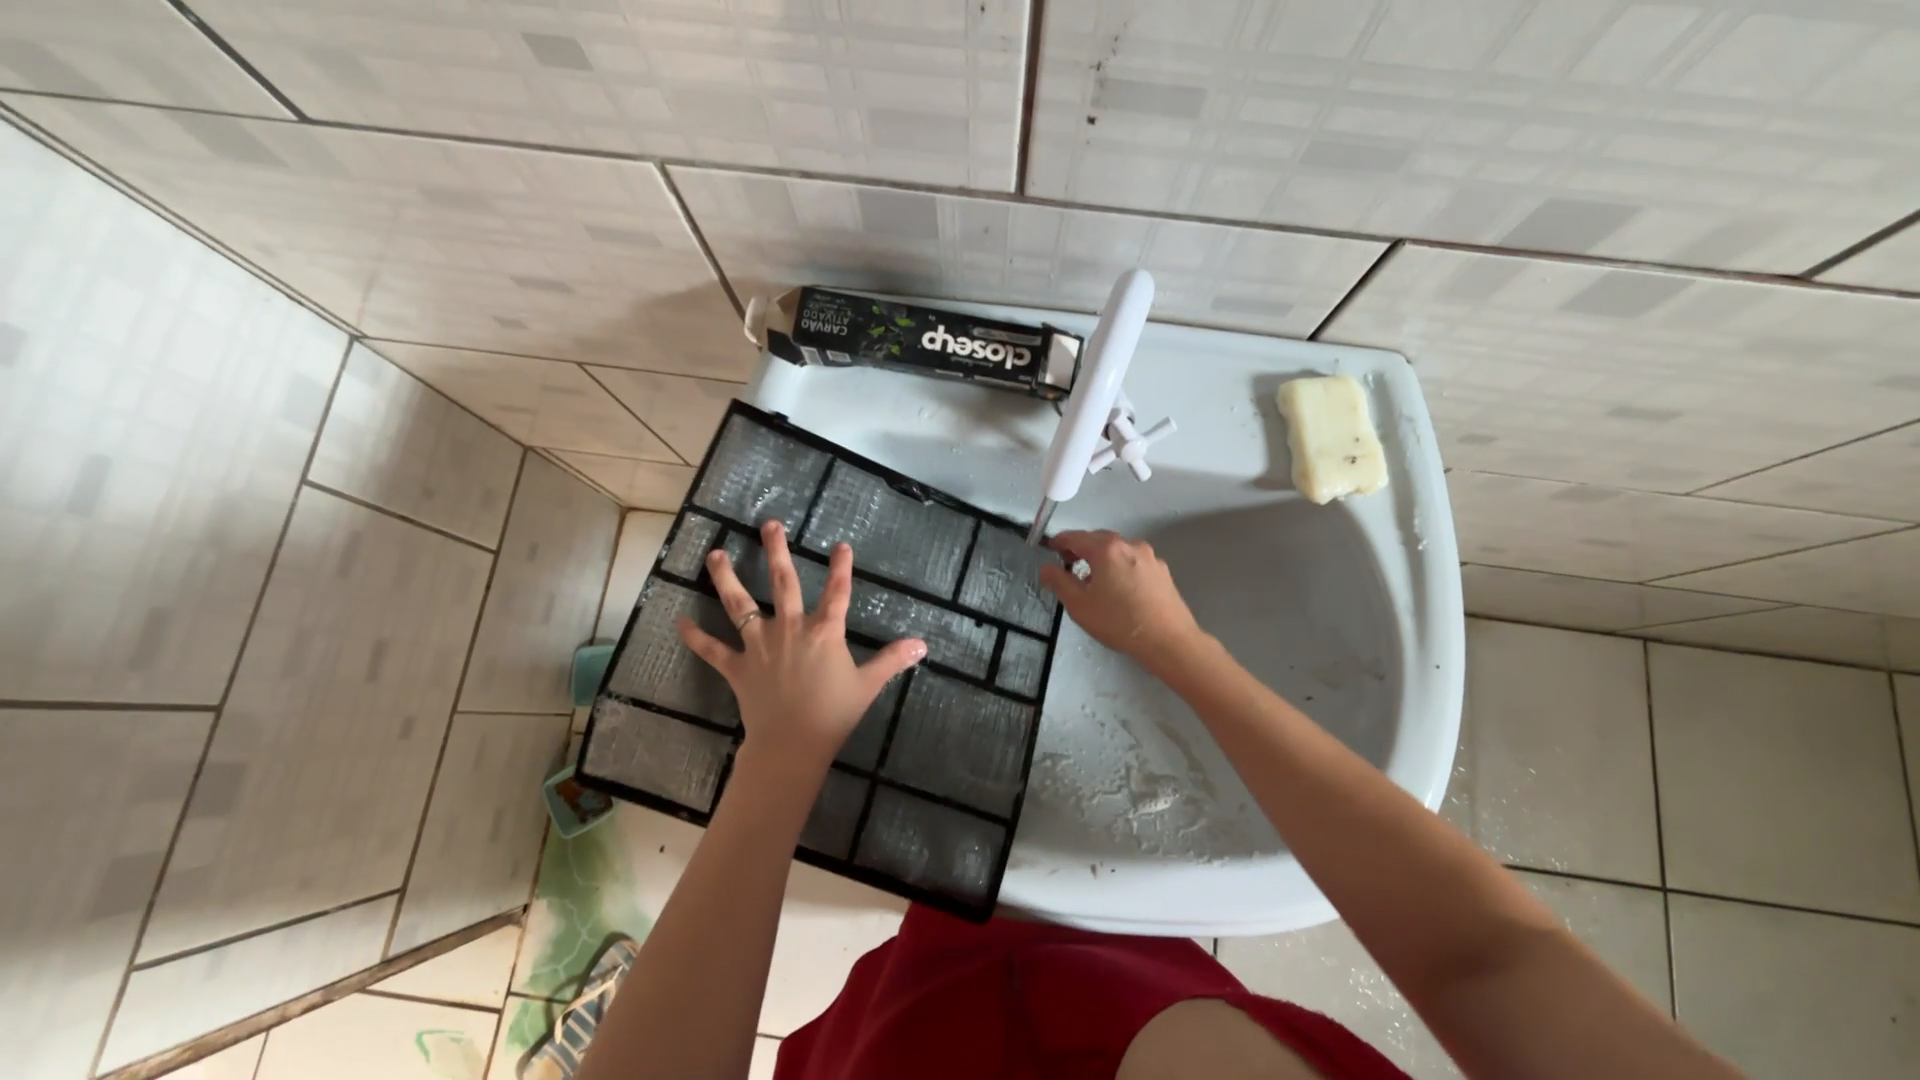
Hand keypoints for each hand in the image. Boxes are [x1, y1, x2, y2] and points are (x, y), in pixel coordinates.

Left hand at [677, 520, 926, 767]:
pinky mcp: (737, 667)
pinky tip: (679, 621)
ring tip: (715, 554)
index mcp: (824, 632)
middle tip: (769, 524)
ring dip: (726, 578)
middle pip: (783, 582)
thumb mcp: (868, 685)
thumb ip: (892, 660)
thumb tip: (923, 644)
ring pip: (740, 605)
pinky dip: (695, 637)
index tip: (841, 545)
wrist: (793, 744)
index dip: (841, 567)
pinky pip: (712, 649)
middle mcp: (790, 629)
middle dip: (776, 551)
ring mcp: (760, 646)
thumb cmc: (834, 713)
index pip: (837, 592)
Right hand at [1039, 529, 1204, 664]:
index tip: (1050, 548)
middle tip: (1068, 564)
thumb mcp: (1079, 605)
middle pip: (1099, 540)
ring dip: (1102, 558)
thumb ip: (1059, 582)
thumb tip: (1046, 568)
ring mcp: (1150, 557)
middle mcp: (1130, 545)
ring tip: (1094, 579)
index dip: (1059, 541)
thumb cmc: (1118, 621)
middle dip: (1081, 549)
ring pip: (1118, 550)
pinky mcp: (1162, 571)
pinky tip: (1120, 588)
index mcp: (1106, 549)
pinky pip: (1134, 562)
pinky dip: (1121, 567)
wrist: (1168, 640)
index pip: (1076, 537)